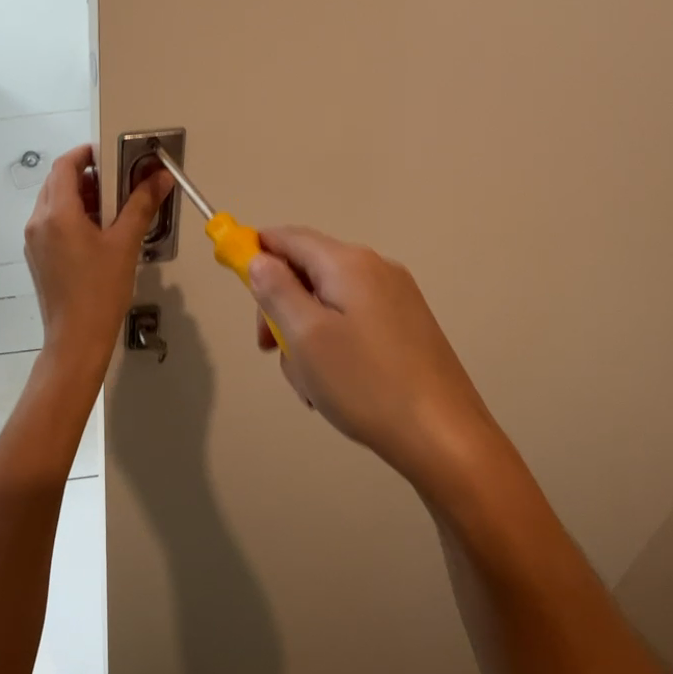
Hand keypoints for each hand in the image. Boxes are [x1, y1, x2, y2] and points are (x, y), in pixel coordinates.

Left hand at [24, 144, 171, 372]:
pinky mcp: (37, 258)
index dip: (87, 153)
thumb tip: (159, 176)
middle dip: (86, 176)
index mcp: (57, 214)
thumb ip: (141, 205)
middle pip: (57, 183)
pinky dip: (71, 218)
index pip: (65, 165)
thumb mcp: (125, 244)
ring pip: (53, 203)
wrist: (76, 338)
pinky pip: (51, 225)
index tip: (110, 154)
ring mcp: (33, 242)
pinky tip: (96, 233)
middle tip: (117, 182)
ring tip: (111, 208)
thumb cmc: (101, 291)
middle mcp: (38, 223)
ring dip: (79, 197)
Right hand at [247, 226, 513, 492]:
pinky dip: (330, 347)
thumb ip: (276, 290)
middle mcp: (376, 270)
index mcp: (349, 264)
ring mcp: (396, 299)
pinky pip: (350, 324)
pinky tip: (333, 387)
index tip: (230, 279)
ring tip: (309, 382)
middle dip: (278, 306)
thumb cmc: (365, 383)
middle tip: (269, 350)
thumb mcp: (304, 336)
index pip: (288, 237)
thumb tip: (259, 259)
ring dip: (303, 336)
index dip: (253, 250)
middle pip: (307, 271)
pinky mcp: (406, 328)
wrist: (442, 436)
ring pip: (326, 304)